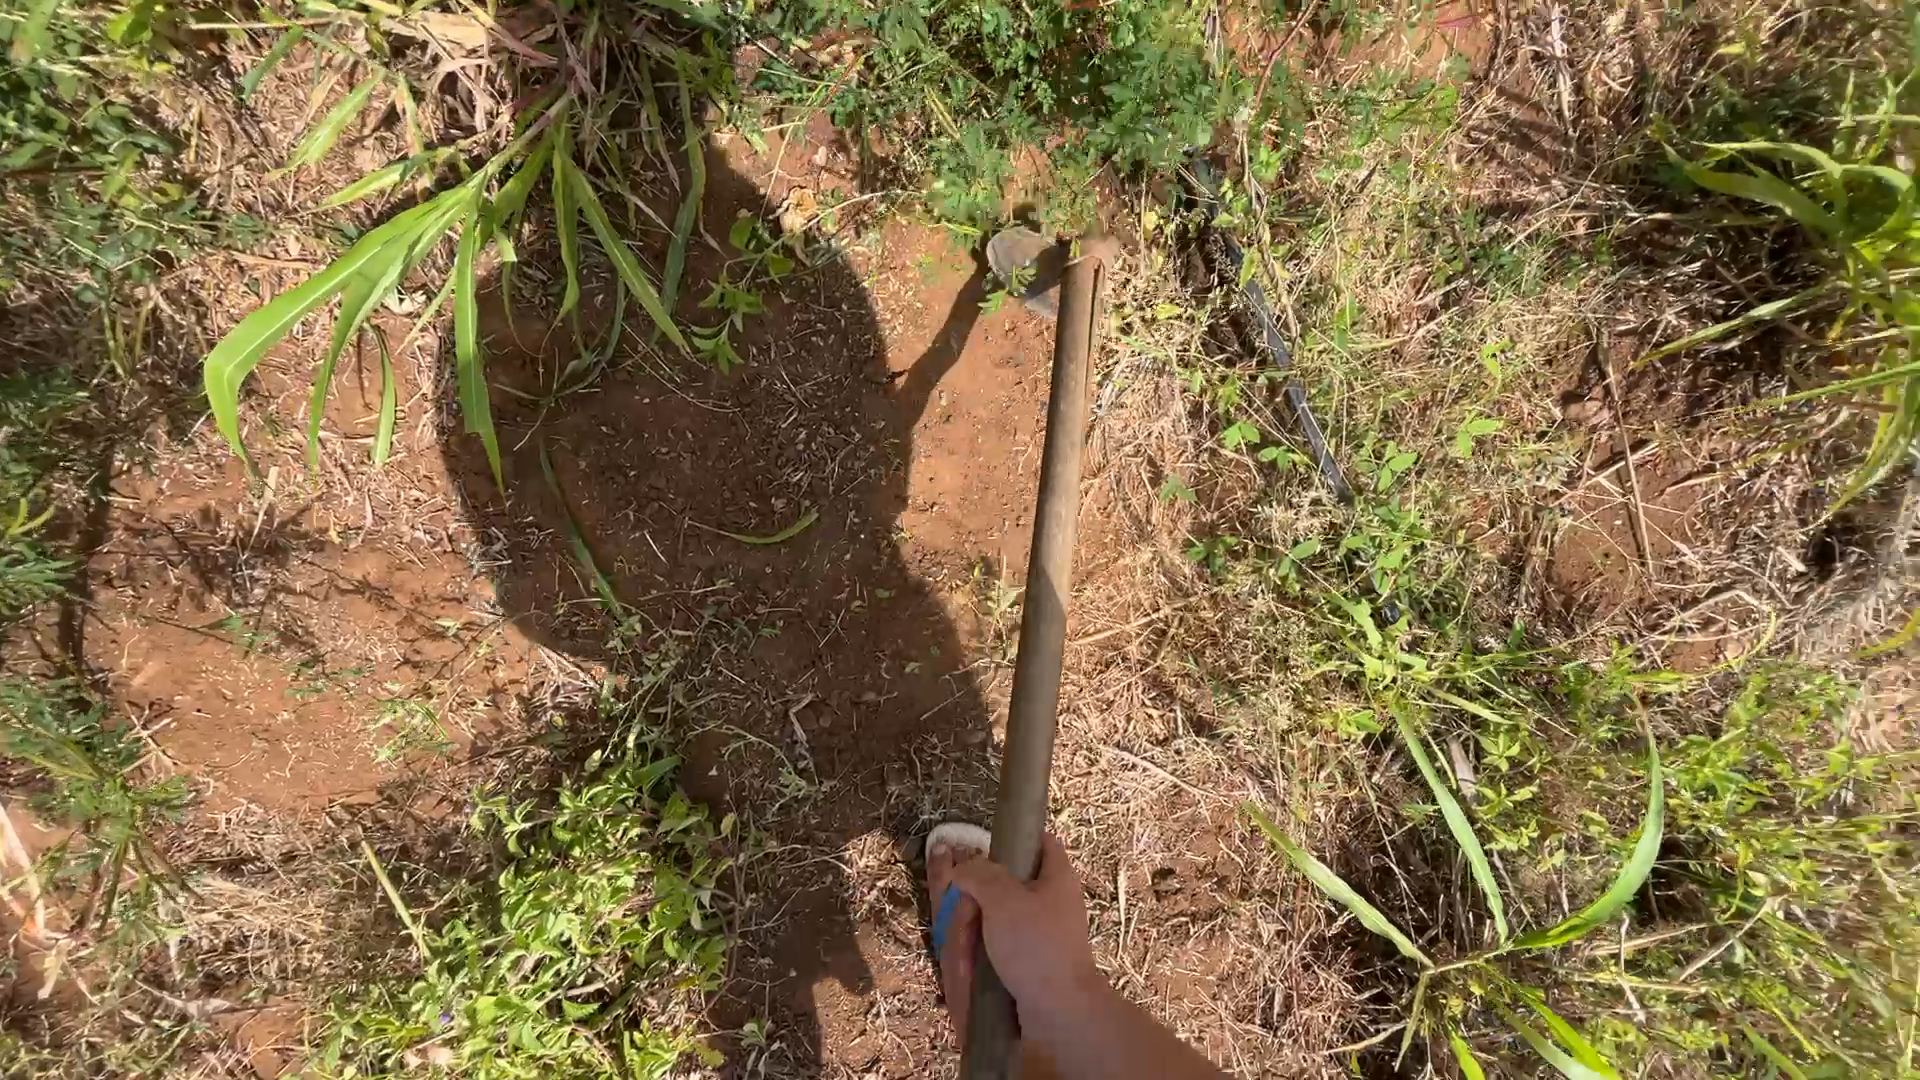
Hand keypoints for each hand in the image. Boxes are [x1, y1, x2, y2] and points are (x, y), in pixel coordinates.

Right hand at [947, 833, 1103, 1015]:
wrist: (1061, 1015)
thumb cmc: (1036, 946)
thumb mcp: (1003, 898)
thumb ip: (979, 874)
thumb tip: (964, 869)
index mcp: (1056, 876)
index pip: (1039, 840)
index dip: (1014, 839)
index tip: (983, 853)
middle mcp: (1051, 901)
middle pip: (1004, 885)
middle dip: (976, 903)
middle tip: (964, 919)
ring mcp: (1041, 935)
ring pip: (995, 921)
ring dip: (972, 936)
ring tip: (964, 958)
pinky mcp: (1031, 963)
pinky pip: (999, 950)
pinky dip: (981, 958)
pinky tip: (970, 972)